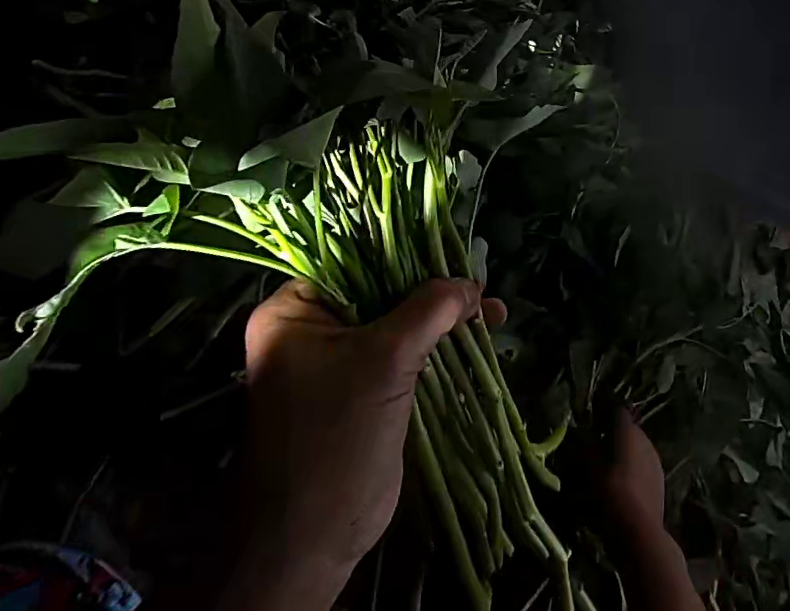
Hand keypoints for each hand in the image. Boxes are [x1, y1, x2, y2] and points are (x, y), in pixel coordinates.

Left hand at [218, 278, 502, 610]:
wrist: (313, 539)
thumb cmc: (336, 436)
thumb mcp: (384, 359)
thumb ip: (428, 310)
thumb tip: (470, 284)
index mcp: (296, 310)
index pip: (355, 260)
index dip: (406, 252)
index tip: (453, 251)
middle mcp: (314, 328)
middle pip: (383, 290)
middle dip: (435, 289)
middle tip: (480, 287)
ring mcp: (340, 361)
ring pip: (400, 323)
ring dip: (445, 319)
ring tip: (493, 312)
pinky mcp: (365, 389)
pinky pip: (406, 354)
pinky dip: (440, 347)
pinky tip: (478, 340)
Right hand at [600, 405, 668, 540]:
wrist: (641, 528)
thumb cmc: (613, 494)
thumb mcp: (593, 470)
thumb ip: (589, 446)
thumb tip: (584, 430)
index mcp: (628, 432)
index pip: (618, 411)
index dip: (607, 414)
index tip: (595, 422)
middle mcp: (645, 439)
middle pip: (629, 428)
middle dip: (616, 433)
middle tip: (600, 445)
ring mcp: (655, 457)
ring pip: (639, 445)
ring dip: (627, 449)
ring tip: (612, 464)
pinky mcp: (660, 474)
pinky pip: (645, 460)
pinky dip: (636, 463)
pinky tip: (627, 479)